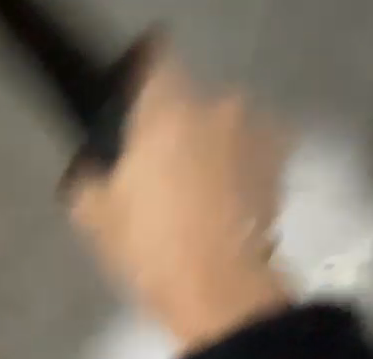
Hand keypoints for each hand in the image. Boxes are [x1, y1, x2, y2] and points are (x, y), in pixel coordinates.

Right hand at [66, 44, 293, 354]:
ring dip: (203, 148)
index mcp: (166, 115)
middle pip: (187, 103)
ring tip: (183, 195)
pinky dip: (229, 169)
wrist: (216, 285)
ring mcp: (257, 130)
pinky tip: (211, 205)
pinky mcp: (280, 159)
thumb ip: (92, 177)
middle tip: (148, 172)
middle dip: (169, 128)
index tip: (131, 80)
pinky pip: (245, 151)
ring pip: (218, 127)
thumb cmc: (147, 246)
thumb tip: (96, 164)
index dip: (141, 67)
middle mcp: (218, 107)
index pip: (155, 60)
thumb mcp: (93, 217)